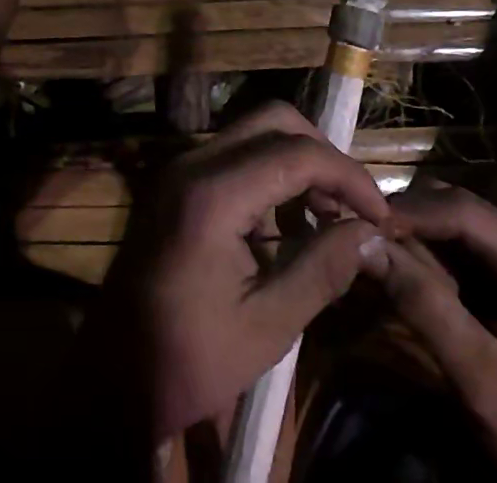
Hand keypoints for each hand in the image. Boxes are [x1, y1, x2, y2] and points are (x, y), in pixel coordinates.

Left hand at [103, 102, 392, 438]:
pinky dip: (269, 174)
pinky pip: (232, 156)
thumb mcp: (267, 324)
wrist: (115, 374)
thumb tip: (373, 233)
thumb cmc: (190, 357)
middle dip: (322, 154)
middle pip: (272, 121)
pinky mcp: (175, 184)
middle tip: (352, 206)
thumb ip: (323, 268)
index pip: (296, 153)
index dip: (348, 177)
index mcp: (211, 195)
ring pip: (252, 133)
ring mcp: (178, 170)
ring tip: (327, 217)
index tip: (381, 217)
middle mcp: (191, 165)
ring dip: (296, 162)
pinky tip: (287, 222)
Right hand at [361, 189, 496, 482]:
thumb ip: (425, 307)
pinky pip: (470, 254)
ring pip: (463, 228)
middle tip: (359, 241)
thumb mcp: (484, 383)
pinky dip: (432, 258)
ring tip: (374, 255)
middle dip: (410, 221)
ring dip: (417, 238)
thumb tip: (362, 243)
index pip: (470, 214)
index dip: (409, 212)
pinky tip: (404, 273)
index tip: (354, 224)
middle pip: (466, 212)